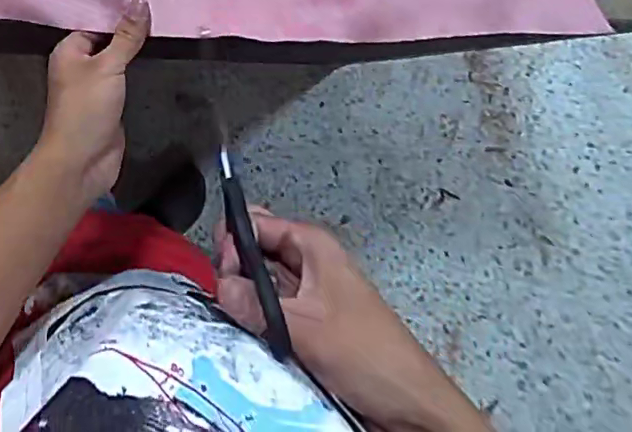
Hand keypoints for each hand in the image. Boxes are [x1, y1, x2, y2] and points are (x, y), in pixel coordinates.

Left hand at [31, 0, 149, 204]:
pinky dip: (137, 65)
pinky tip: (155, 51)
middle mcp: (78, 63)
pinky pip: (124, 75)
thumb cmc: (86, 108)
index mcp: (69, 49)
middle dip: (129, 26)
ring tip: (163, 21)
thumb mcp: (108, 66)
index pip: (95, 19)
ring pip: (117, 57)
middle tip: (160, 3)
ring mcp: (94, 83)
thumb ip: (126, 35)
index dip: (117, 8)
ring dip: (135, 46)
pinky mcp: (108, 100)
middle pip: (107, 37)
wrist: (81, 163)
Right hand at [215, 209, 490, 431]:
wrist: (412, 408)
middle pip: (255, 250)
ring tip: (241, 319)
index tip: (224, 273)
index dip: (233, 243)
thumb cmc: (370, 356)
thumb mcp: (305, 328)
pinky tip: (254, 335)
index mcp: (311, 244)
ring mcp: (308, 292)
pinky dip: (259, 319)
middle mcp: (308, 261)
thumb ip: (256, 306)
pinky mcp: (309, 322)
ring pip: (261, 282)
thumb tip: (219, 288)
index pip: (254, 223)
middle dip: (236, 270)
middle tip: (230, 297)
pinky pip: (272, 310)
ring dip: (248, 299)